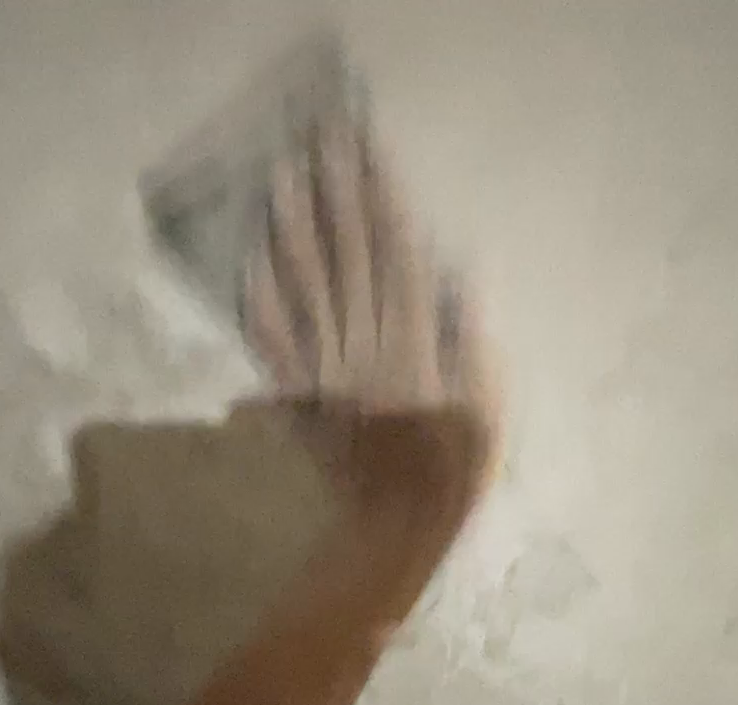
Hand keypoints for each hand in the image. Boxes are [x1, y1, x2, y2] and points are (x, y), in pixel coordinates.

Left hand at [244, 117, 500, 531]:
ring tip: (280, 180)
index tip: (371, 151)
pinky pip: (276, 345)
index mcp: (415, 345)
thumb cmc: (450, 471)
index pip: (399, 256)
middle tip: (319, 143)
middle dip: (336, 197)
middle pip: (349, 259)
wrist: (395, 528)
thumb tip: (461, 274)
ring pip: (307, 290)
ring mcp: (326, 369)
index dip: (384, 200)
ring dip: (292, 232)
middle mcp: (365, 345)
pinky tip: (250, 264)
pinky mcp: (300, 396)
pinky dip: (262, 303)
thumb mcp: (487, 411)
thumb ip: (473, 341)